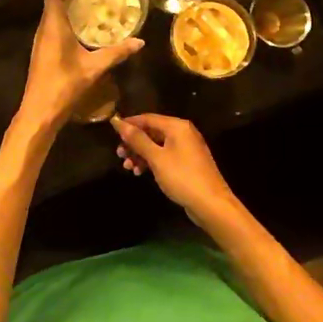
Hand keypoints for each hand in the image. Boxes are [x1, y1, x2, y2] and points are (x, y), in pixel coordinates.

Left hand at [18, 0, 143, 130]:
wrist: (39, 112)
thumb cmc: (64, 85)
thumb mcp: (94, 68)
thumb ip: (117, 53)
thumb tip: (140, 42)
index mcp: (53, 27)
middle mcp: (44, 31)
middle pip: (52, 3)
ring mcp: (40, 43)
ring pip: (51, 17)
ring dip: (66, 8)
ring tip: (89, 5)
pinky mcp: (41, 53)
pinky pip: (52, 29)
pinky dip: (64, 22)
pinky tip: (81, 30)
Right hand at [108, 114, 239, 227]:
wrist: (210, 203)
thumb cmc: (182, 177)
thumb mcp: (156, 158)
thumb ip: (138, 140)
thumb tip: (119, 122)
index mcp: (177, 126)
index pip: (148, 118)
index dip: (129, 124)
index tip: (112, 131)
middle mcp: (183, 132)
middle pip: (152, 131)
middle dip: (134, 142)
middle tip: (119, 154)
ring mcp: (186, 148)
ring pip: (157, 145)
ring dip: (141, 154)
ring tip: (127, 167)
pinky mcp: (186, 162)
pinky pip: (164, 156)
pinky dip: (151, 162)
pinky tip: (140, 172)